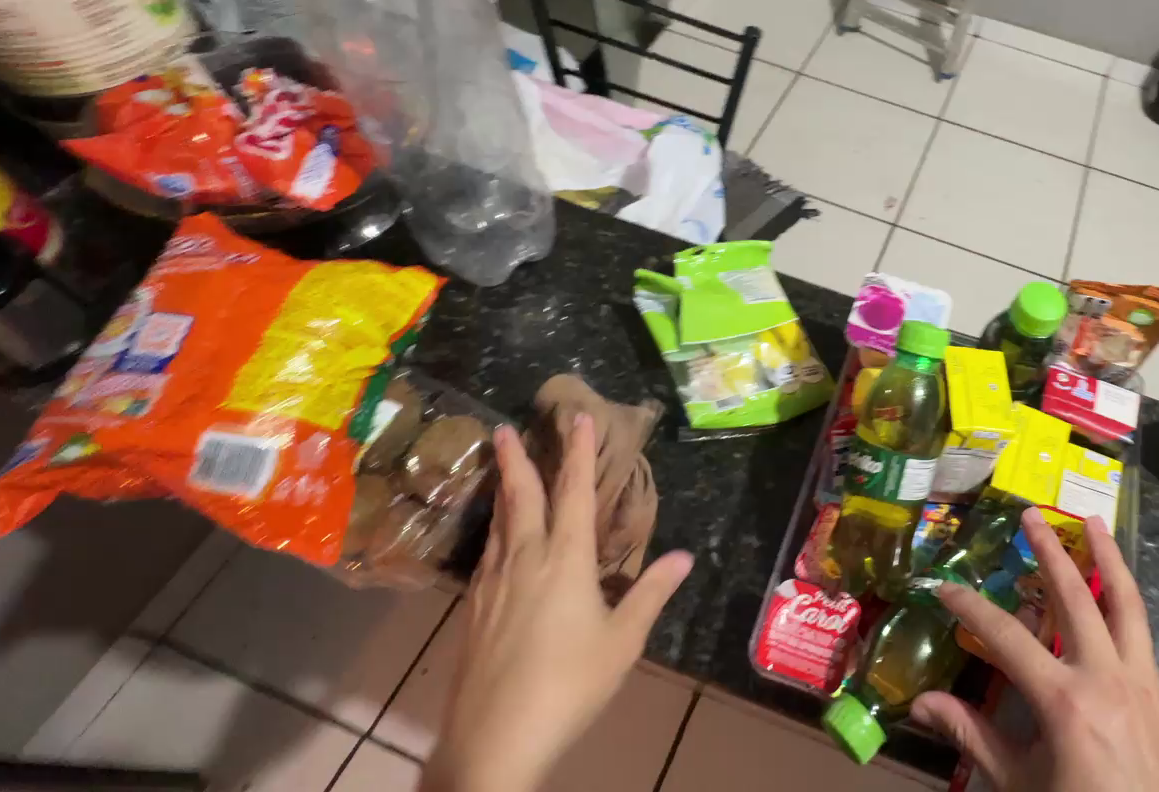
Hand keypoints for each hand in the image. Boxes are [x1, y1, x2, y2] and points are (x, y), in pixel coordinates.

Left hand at [421, 416, 693, 791]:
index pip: (573, 492)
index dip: (578, 452)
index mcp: (566, 559)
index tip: (576, 417)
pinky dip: (494, 532)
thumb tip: (686, 555)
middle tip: (504, 428)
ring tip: (500, 470)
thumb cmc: (569, 685)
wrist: (493, 741)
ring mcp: (492, 585)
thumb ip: (650, 594)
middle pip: (521, 497)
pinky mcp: (472, 612)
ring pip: (499, 524)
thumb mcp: (623, 641)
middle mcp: (525, 560)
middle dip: (516, 460)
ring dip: (501, 491)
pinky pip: (487, 555)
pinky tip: (495, 543)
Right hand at [912, 510, 1158, 791]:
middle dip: (1050, 551)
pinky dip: (1125, 597)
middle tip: (1031, 515)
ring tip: (1094, 520)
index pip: (1006, 637)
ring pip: (1125, 602)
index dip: (971, 608)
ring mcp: (1140, 680)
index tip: (944, 587)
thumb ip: (974, 736)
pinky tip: (1114, 587)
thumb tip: (922, 703)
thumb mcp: (1021, 784)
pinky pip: (1140, 630)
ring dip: (1107, 557)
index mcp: (1065, 701)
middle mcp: (1105, 677)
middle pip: (1075, 597)